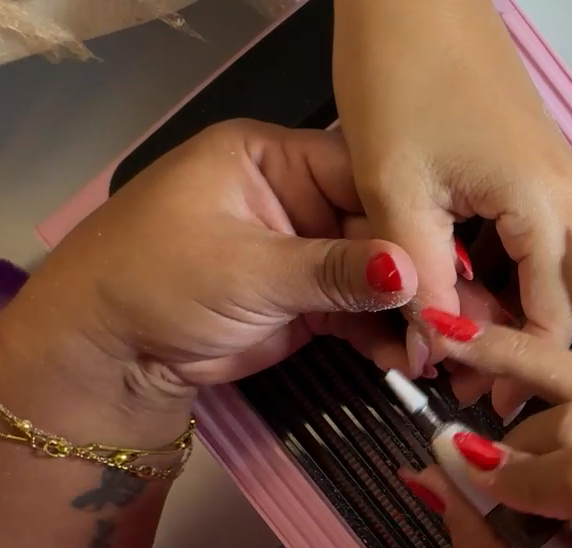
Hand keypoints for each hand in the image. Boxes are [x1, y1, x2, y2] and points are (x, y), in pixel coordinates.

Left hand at [0, 120, 414, 441]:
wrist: (114, 355)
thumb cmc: (156, 283)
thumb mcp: (249, 269)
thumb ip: (336, 272)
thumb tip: (413, 273)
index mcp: (275, 161)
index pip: (364, 178)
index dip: (411, 220)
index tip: (455, 265)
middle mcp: (301, 200)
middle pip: (384, 232)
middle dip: (419, 280)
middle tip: (457, 322)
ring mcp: (312, 253)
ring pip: (383, 279)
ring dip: (410, 317)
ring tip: (439, 352)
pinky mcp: (318, 302)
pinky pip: (368, 315)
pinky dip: (389, 339)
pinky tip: (410, 362)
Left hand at [334, 0, 571, 352]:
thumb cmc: (402, 72)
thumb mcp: (396, 191)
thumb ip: (418, 283)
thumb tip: (433, 353)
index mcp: (550, 212)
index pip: (555, 323)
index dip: (521, 370)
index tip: (479, 400)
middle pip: (559, 308)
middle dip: (511, 345)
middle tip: (457, 372)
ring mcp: (566, 191)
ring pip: (545, 283)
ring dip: (500, 312)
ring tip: (448, 331)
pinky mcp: (544, 180)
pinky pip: (533, 251)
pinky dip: (499, 277)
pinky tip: (458, 283)